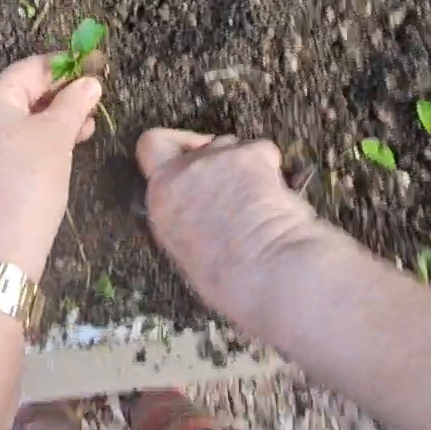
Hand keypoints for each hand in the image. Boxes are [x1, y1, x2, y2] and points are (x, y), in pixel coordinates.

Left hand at [0, 55, 102, 277]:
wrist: (0, 242)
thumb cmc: (29, 178)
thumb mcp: (57, 135)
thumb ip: (74, 102)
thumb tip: (89, 82)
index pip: (31, 68)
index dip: (66, 65)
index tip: (96, 65)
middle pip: (24, 91)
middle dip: (62, 94)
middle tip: (96, 100)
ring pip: (22, 116)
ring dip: (55, 116)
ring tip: (88, 124)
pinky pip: (14, 137)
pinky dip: (41, 136)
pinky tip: (68, 142)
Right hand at [136, 129, 353, 336]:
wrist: (271, 275)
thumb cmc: (234, 283)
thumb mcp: (189, 252)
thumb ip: (187, 218)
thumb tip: (204, 214)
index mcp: (161, 201)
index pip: (151, 146)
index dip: (176, 146)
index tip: (192, 158)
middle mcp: (182, 173)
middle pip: (199, 146)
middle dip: (219, 159)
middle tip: (239, 186)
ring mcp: (215, 159)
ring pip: (232, 146)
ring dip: (246, 166)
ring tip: (263, 201)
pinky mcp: (249, 155)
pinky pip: (263, 151)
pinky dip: (273, 169)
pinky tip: (279, 199)